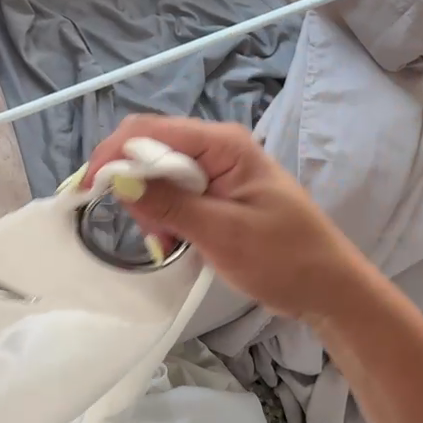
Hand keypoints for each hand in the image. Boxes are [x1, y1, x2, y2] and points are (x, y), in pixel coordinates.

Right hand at [81, 115, 360, 321]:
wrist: (333, 291)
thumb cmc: (285, 259)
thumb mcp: (223, 233)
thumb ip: (169, 202)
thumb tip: (119, 178)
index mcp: (221, 143)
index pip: (149, 131)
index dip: (114, 154)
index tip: (90, 189)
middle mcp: (216, 145)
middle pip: (149, 146)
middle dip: (133, 183)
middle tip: (142, 226)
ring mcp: (216, 166)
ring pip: (157, 171)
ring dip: (150, 204)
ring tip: (166, 242)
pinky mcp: (216, 189)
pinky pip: (173, 190)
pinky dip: (165, 215)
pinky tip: (176, 242)